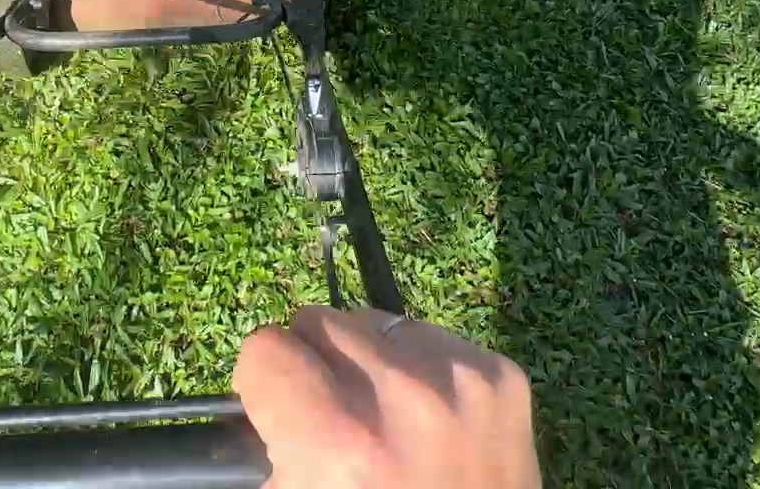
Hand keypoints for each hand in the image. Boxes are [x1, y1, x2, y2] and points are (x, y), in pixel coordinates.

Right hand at [234, 306, 540, 488]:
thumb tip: (257, 386)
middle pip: (319, 320)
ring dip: (369, 361)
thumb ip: (264, 440)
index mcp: (343, 440)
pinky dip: (419, 369)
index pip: (266, 346)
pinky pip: (427, 336)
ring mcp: (461, 378)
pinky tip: (430, 422)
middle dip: (315, 365)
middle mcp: (405, 395)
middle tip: (333, 421)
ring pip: (374, 320)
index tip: (281, 416)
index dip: (266, 385)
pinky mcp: (502, 374)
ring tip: (386, 422)